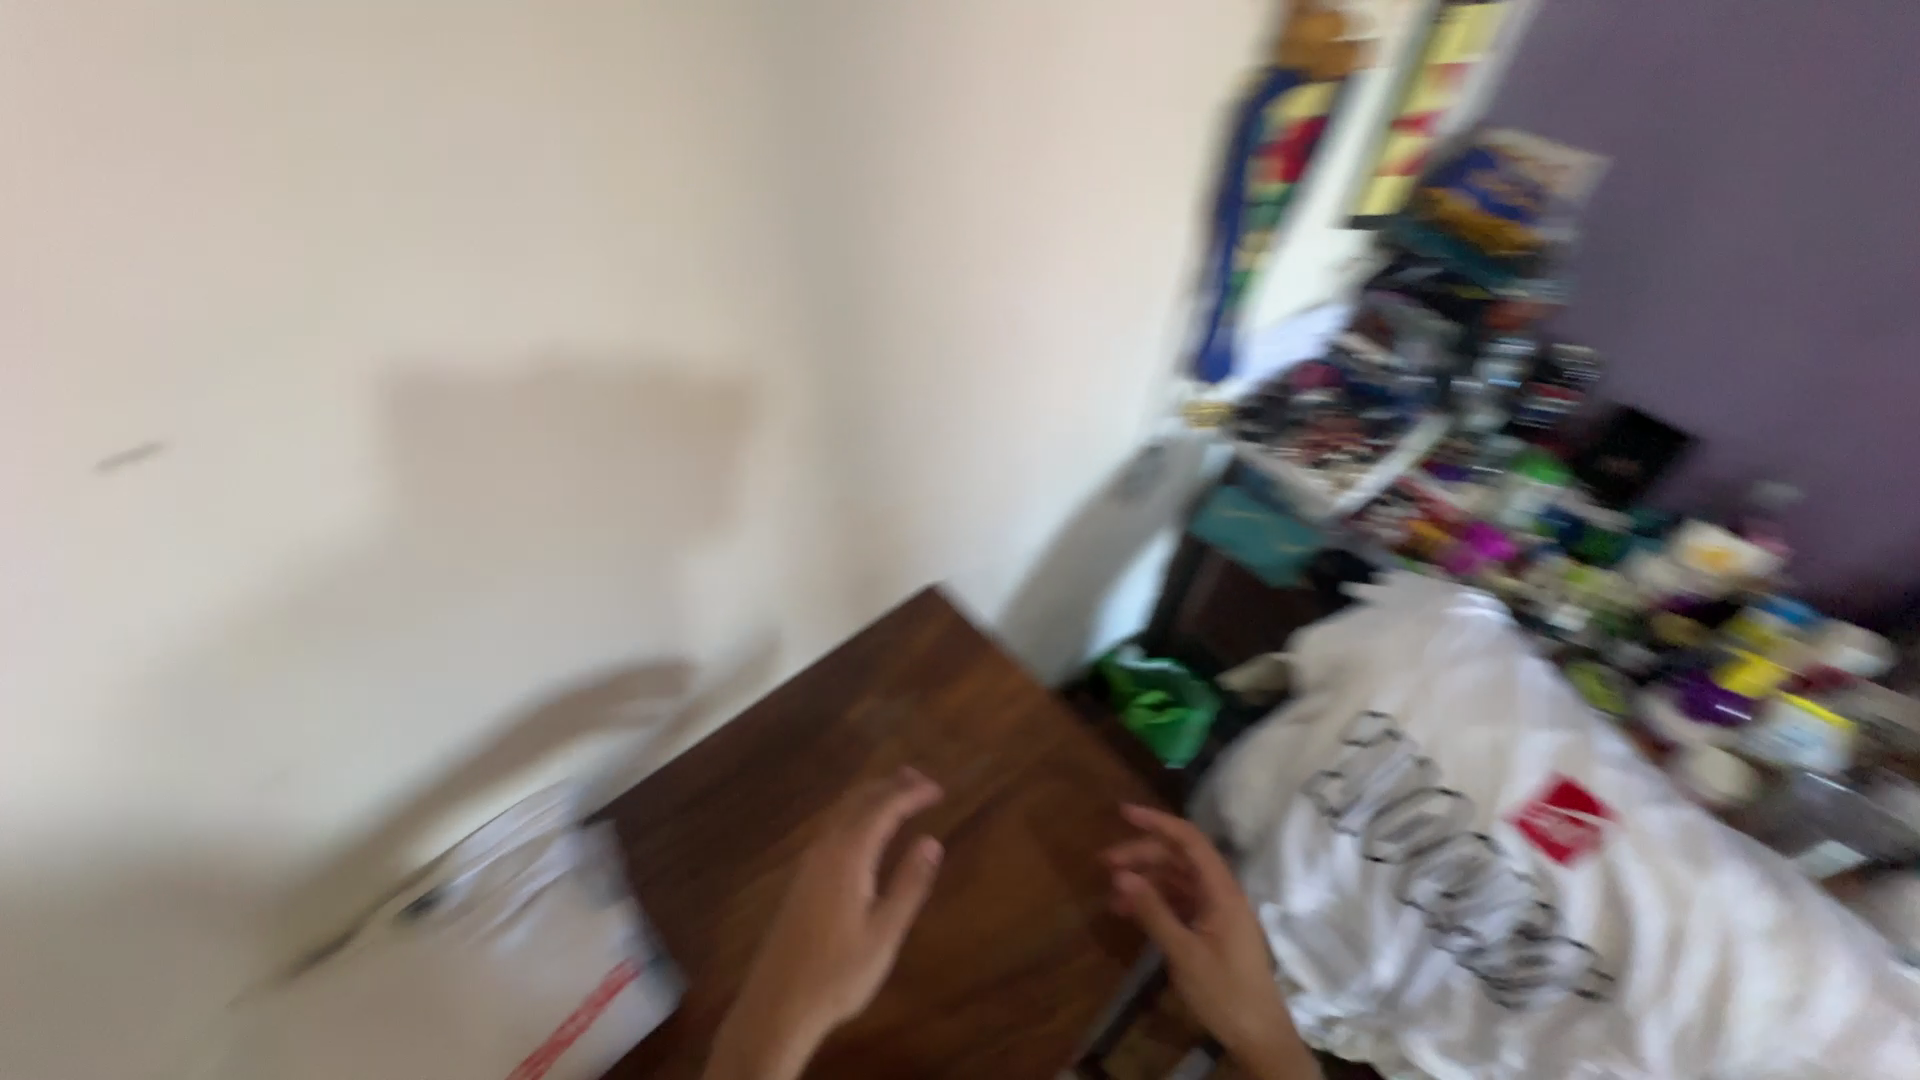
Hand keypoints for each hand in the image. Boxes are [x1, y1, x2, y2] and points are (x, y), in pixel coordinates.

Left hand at [703, 767, 944, 1079]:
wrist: (777, 1006)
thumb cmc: (837, 973)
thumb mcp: (884, 933)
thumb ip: (909, 884)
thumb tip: (931, 841)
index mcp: (848, 855)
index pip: (884, 809)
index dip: (912, 794)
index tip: (939, 789)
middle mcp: (825, 849)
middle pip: (859, 801)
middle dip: (890, 785)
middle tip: (921, 780)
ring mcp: (809, 862)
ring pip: (842, 812)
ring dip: (871, 796)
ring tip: (898, 792)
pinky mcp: (802, 878)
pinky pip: (833, 827)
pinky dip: (855, 813)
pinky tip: (864, 829)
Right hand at [1103, 804, 1316, 1079]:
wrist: (1260, 1039)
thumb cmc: (1225, 993)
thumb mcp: (1183, 952)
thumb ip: (1152, 910)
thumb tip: (1121, 874)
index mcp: (1222, 891)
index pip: (1189, 840)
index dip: (1157, 821)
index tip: (1123, 813)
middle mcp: (1220, 893)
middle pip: (1178, 858)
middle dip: (1141, 854)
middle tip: (1104, 863)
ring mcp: (1216, 912)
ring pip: (1175, 880)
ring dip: (1144, 880)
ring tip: (1111, 893)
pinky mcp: (1210, 930)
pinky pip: (1178, 902)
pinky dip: (1153, 901)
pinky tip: (1128, 912)